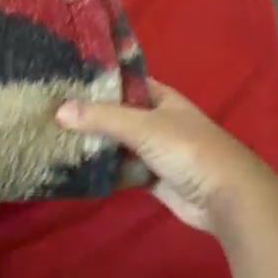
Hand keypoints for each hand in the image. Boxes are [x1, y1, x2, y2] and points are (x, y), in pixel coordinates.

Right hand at [56, 79, 277, 235]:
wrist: (227, 200)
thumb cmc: (189, 149)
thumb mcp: (142, 126)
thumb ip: (101, 117)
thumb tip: (58, 111)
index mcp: (161, 99)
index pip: (124, 82)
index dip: (97, 79)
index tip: (63, 77)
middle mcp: (158, 121)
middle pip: (117, 113)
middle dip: (89, 113)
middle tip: (49, 108)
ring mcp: (155, 151)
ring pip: (117, 142)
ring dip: (94, 143)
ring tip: (54, 135)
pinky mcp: (152, 178)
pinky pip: (121, 169)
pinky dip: (103, 169)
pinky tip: (74, 165)